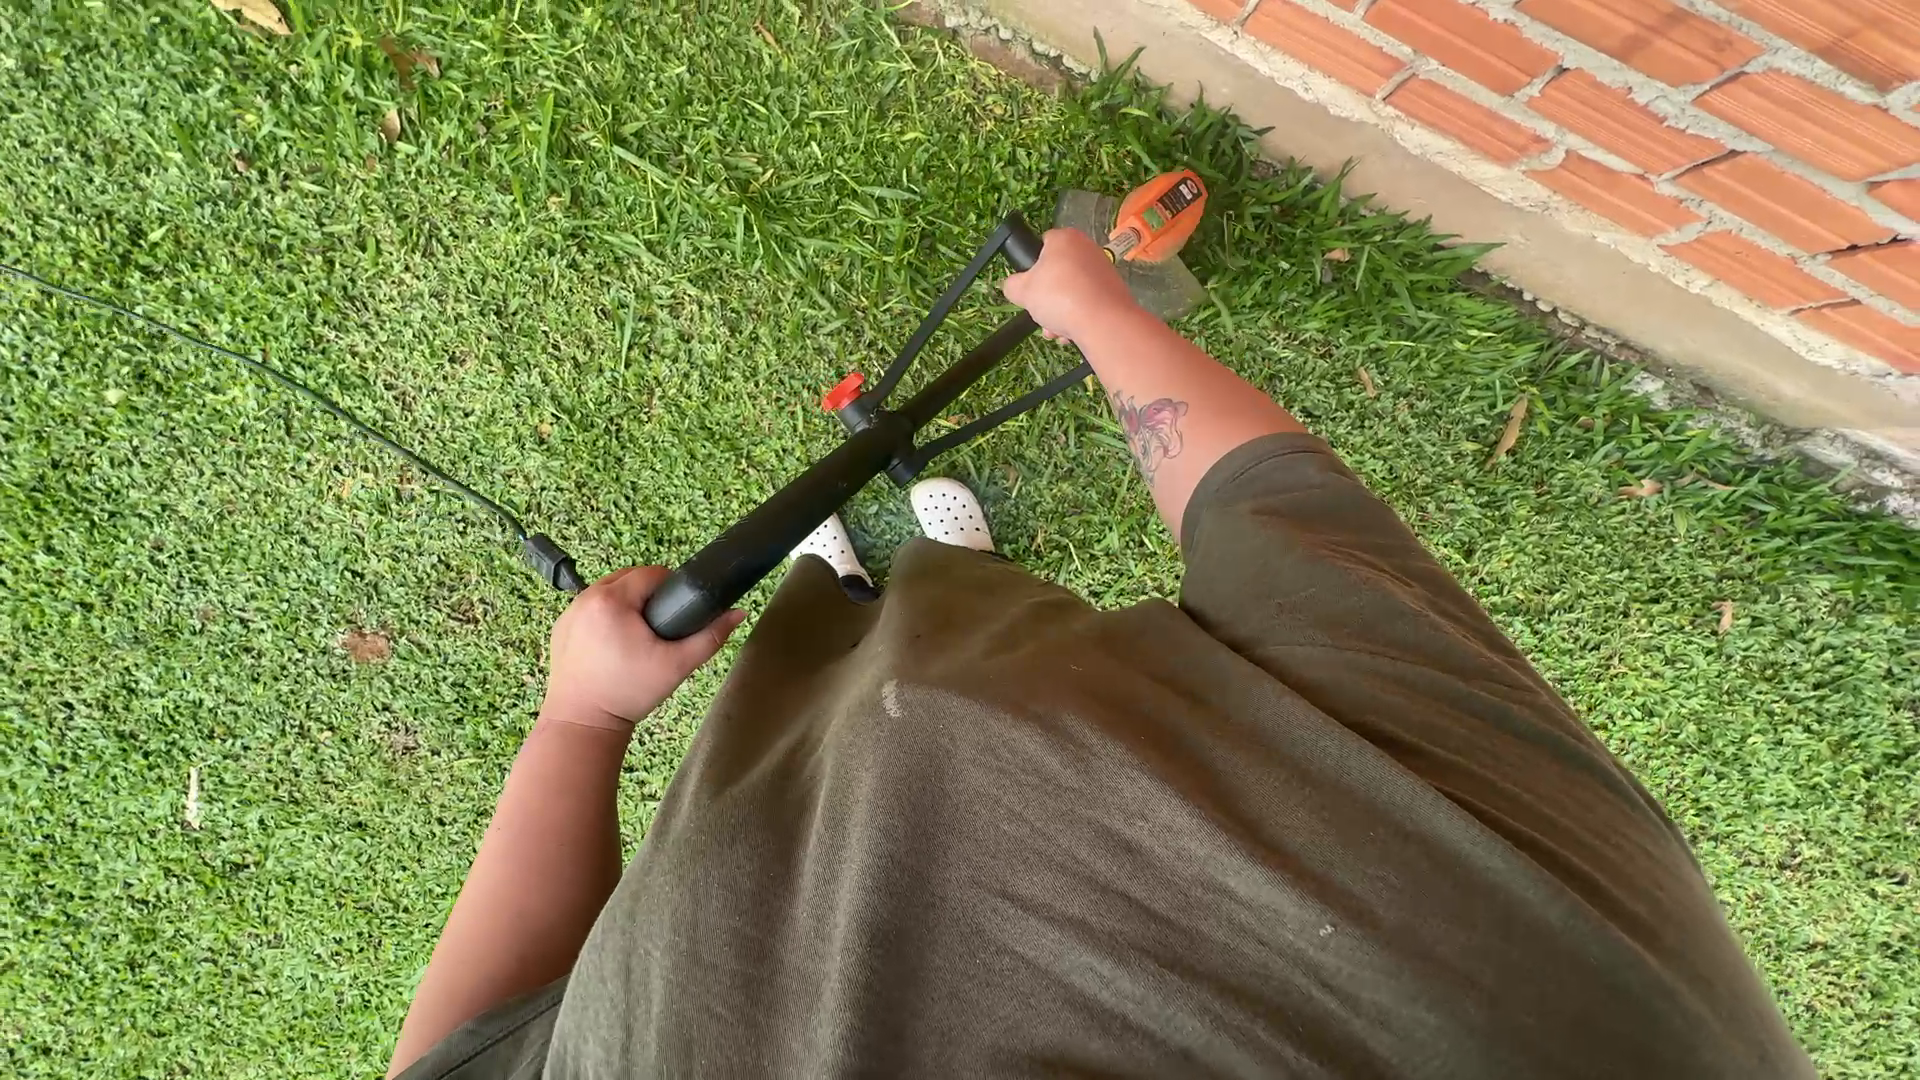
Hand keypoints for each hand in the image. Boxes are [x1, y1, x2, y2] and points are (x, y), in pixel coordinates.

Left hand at [539, 566, 747, 732]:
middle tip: (662, 624)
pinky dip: (607, 614)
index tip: (677, 613)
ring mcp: (569, 612)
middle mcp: (586, 598)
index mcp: (612, 600)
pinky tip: (617, 639)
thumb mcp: (678, 664)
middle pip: (629, 577)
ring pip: (609, 590)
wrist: (583, 722)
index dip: (672, 588)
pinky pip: (591, 607)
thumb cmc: (630, 691)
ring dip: (628, 601)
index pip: (652, 573)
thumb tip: (738, 612)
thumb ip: (710, 636)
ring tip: (642, 631)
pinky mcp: (560, 627)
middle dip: (649, 594)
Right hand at [1001, 228, 1144, 343]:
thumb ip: (1012, 286)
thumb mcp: (1022, 291)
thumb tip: (1014, 286)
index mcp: (1064, 238)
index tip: (1030, 286)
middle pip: (1058, 272)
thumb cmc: (1059, 297)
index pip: (1042, 244)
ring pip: (1072, 290)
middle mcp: (1086, 247)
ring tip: (1055, 331)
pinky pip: (1088, 301)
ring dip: (1060, 312)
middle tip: (1041, 314)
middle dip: (1047, 297)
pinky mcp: (1114, 289)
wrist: (1102, 320)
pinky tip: (1072, 333)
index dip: (1032, 266)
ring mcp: (1103, 268)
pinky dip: (1079, 316)